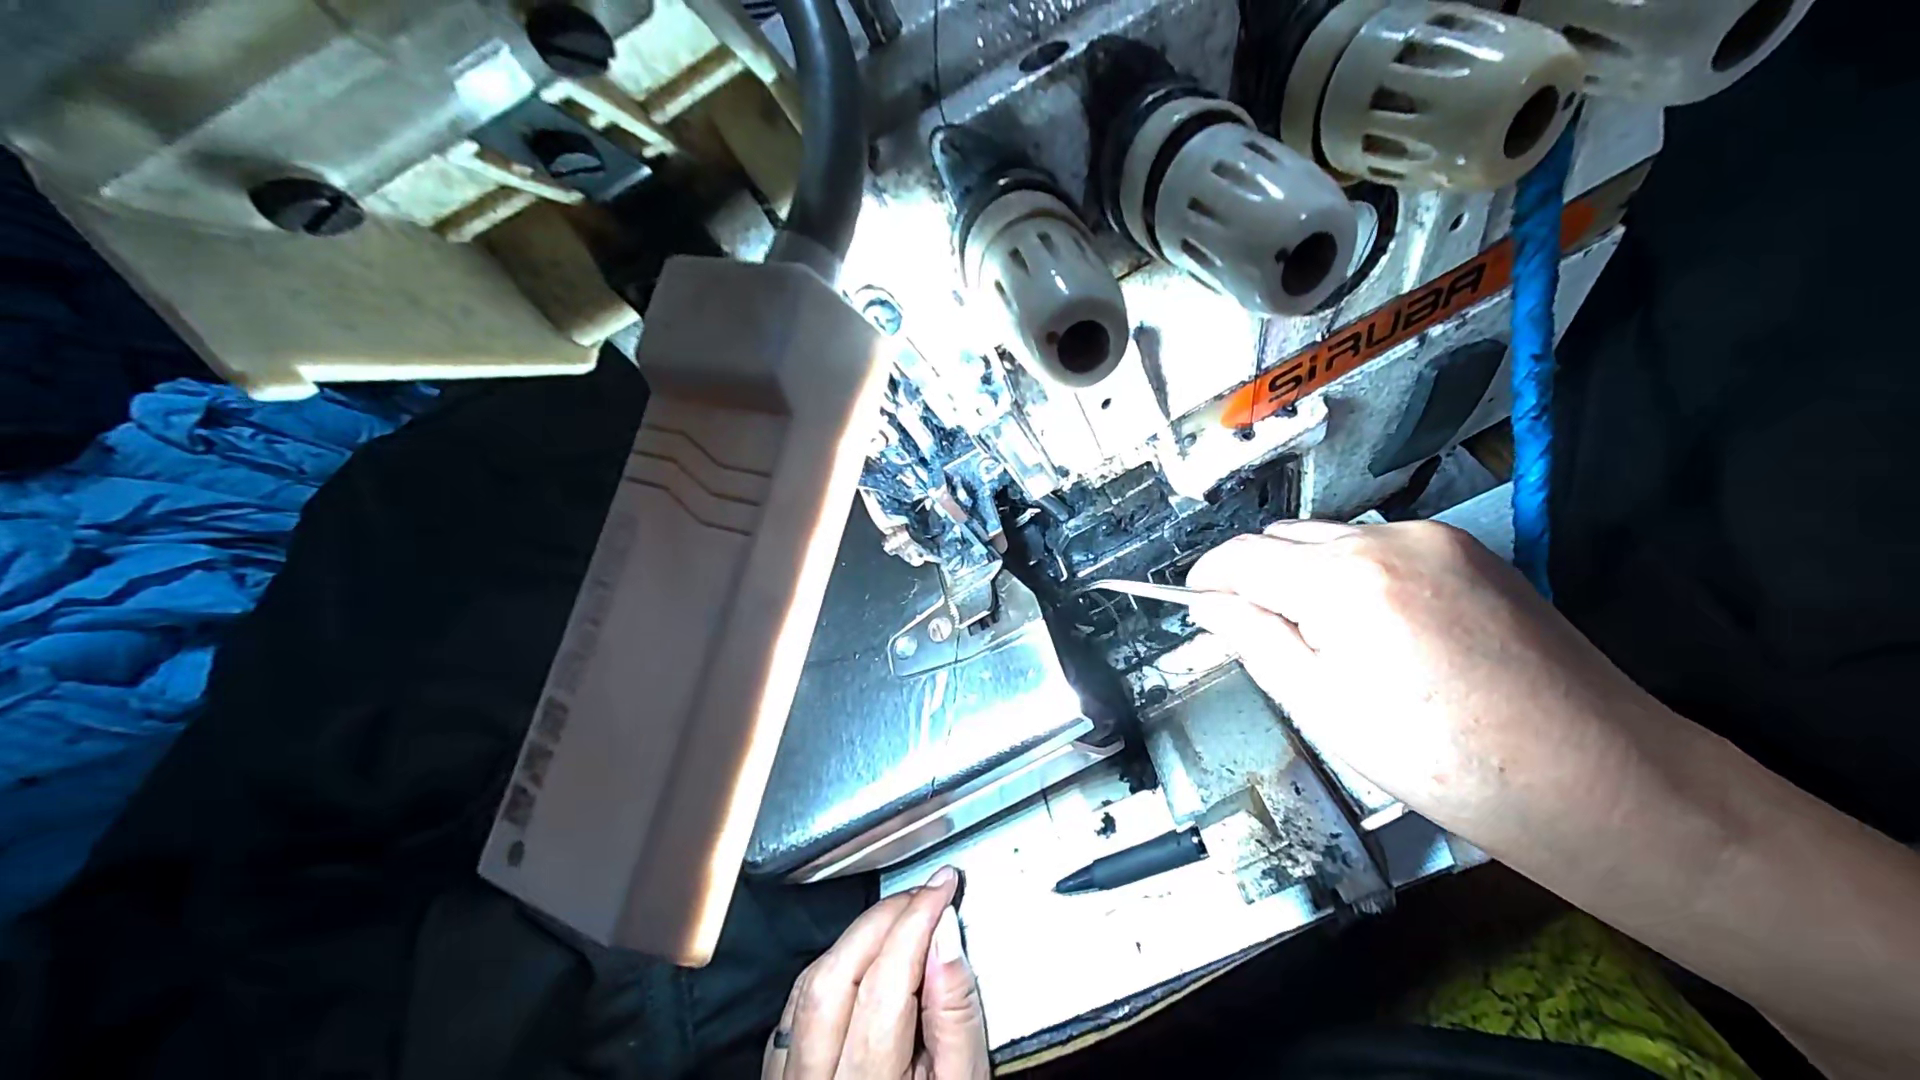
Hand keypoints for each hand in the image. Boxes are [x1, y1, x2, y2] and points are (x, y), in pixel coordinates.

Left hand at [763, 866, 988, 1079]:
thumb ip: (957, 1013)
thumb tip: (946, 933)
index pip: (887, 985)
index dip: (917, 921)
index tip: (944, 886)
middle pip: (838, 976)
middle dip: (886, 917)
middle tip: (926, 893)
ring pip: (811, 980)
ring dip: (859, 933)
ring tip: (903, 915)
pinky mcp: (779, 1072)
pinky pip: (798, 999)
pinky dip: (835, 960)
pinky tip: (866, 949)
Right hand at [1184, 519, 1665, 830]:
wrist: (1598, 779)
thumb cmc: (1453, 762)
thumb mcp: (1322, 707)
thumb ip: (1254, 641)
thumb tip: (1209, 607)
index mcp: (1346, 582)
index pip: (1242, 555)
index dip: (1207, 578)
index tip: (1195, 602)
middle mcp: (1391, 541)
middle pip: (1282, 537)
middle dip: (1253, 576)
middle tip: (1253, 630)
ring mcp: (1436, 539)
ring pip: (1328, 537)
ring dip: (1301, 573)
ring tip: (1318, 636)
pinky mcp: (1468, 550)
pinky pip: (1377, 545)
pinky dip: (1349, 573)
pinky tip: (1368, 626)